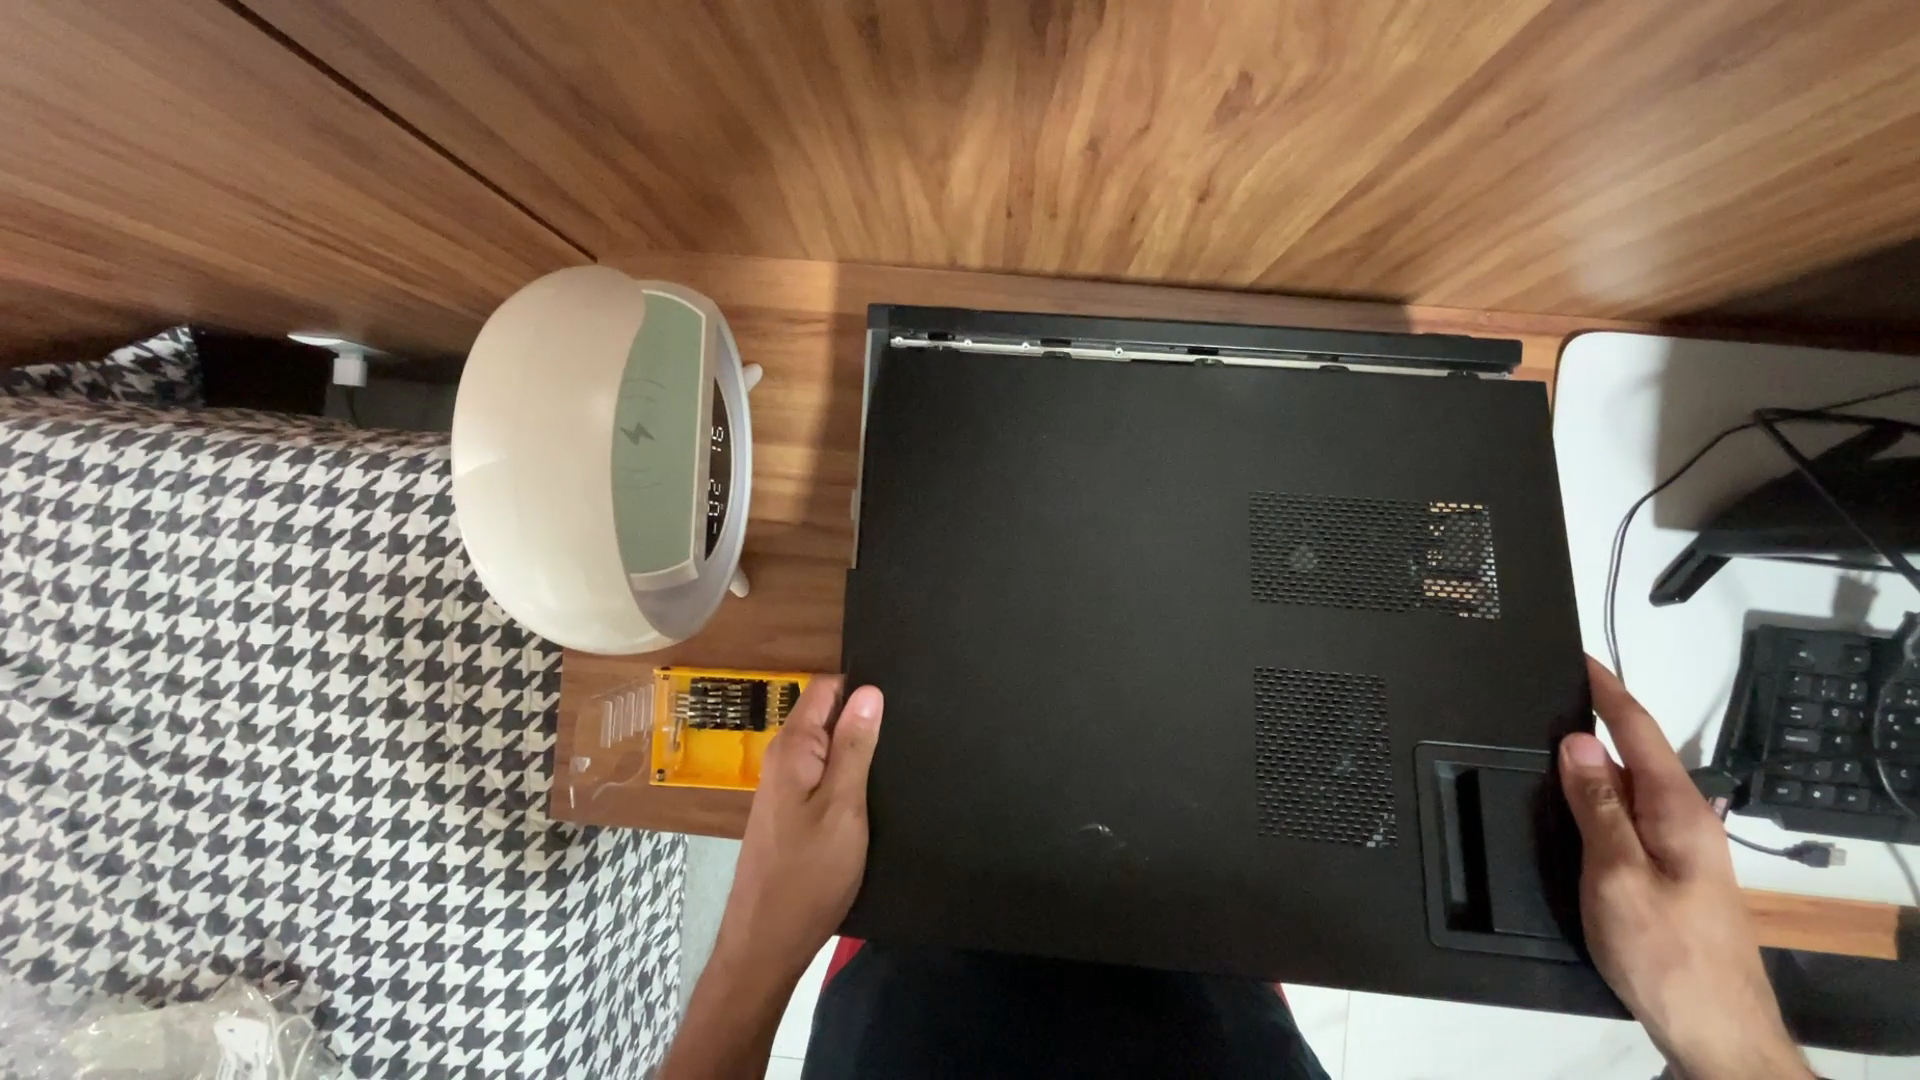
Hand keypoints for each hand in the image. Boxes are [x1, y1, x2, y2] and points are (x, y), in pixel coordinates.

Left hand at [663, 678, 884, 1079]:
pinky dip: (847, 775)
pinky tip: (872, 792)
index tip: (899, 698)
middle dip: (863, 718)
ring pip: (827, 746)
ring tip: (897, 761)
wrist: (767, 943)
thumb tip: (869, 690)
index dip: (861, 687)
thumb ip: (855, 746)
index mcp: (793, 748)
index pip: (826, 688)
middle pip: (826, 714)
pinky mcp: (790, 810)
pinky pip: (822, 773)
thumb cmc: (809, 874)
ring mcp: (784, 785)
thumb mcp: (843, 806)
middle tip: (906, 735)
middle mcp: (783, 758)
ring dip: (857, 749)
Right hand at [1560, 658, 1809, 1079]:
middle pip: (1634, 753)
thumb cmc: (1663, 952)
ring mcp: (1678, 847)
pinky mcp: (1666, 869)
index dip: (1606, 691)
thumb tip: (1578, 742)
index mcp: (1675, 811)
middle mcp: (1682, 821)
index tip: (1578, 657)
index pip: (1637, 732)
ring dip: (1591, 757)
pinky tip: (1571, 797)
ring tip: (1548, 738)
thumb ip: (1596, 805)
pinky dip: (1594, 791)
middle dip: (1594, 718)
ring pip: (1626, 784)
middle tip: (1548, 693)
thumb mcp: (1617, 873)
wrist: (1713, 1028)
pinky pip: (1625, 812)